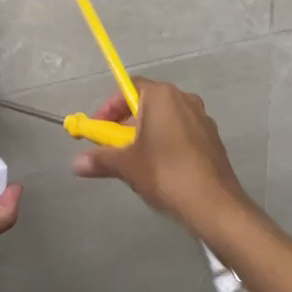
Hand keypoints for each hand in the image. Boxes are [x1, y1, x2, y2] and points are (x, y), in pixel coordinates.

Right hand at [72, 78, 249, 234]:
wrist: (214, 203)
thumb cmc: (166, 174)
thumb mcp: (127, 166)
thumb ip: (101, 159)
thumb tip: (77, 164)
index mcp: (163, 96)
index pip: (130, 87)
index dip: (111, 106)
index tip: (99, 127)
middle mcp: (184, 99)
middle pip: (148, 102)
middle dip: (127, 123)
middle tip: (112, 146)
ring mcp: (202, 118)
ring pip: (166, 119)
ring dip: (146, 134)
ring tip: (134, 160)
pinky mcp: (212, 138)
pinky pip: (182, 132)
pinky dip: (166, 143)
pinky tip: (160, 169)